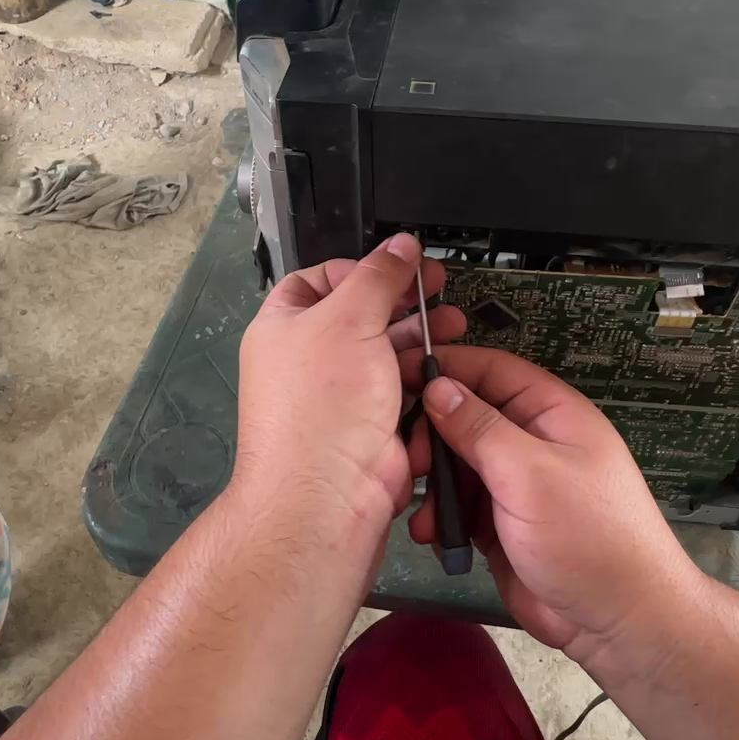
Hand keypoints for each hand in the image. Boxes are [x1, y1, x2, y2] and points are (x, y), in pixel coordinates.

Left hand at [233, 233, 465, 533]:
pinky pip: (400, 387)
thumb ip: (379, 277)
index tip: (394, 266)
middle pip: (361, 313)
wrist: (329, 496)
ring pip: (385, 351)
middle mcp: (309, 360)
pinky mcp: (372, 423)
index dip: (356, 269)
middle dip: (401, 299)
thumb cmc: (323, 402)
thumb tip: (401, 243)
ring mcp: (342, 395)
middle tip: (438, 286)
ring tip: (454, 322)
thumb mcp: (350, 319)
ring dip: (420, 334)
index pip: (317, 281)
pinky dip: (423, 372)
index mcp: (284, 327)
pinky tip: (447, 360)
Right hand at [405, 346, 702, 658]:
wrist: (617, 624)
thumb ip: (479, 428)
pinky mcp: (499, 521)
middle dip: (432, 434)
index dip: (446, 366)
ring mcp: (513, 482)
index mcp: (549, 412)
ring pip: (456, 461)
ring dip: (432, 481)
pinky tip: (431, 534)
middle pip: (466, 415)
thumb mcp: (529, 473)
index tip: (398, 373)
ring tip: (419, 508)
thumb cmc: (584, 535)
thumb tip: (438, 385)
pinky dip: (440, 514)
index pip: (490, 370)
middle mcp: (529, 439)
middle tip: (409, 461)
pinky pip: (458, 502)